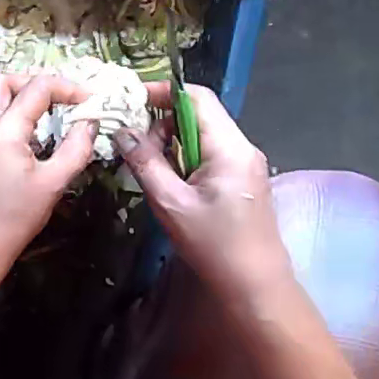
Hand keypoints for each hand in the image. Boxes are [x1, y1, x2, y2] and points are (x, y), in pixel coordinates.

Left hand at [0, 72, 96, 292]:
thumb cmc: (14, 219)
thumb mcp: (53, 184)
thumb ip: (76, 148)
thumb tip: (90, 122)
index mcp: (3, 129)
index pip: (37, 87)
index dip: (68, 88)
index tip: (90, 101)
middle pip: (5, 80)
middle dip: (36, 83)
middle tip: (63, 100)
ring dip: (23, 97)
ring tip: (52, 116)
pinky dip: (14, 115)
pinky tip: (34, 137)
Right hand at [115, 83, 292, 303]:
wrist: (255, 286)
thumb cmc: (213, 244)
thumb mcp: (170, 202)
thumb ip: (145, 162)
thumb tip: (122, 131)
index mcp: (229, 147)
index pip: (196, 97)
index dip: (162, 92)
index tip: (131, 101)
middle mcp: (242, 147)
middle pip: (199, 114)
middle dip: (162, 122)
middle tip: (135, 144)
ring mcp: (245, 164)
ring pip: (202, 134)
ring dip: (172, 142)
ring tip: (150, 167)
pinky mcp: (242, 180)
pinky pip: (209, 153)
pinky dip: (185, 157)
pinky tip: (171, 181)